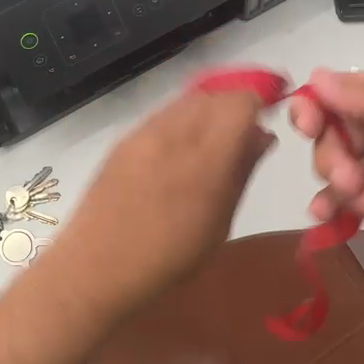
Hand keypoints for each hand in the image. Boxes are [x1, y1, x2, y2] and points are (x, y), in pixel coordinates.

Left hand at [51, 90, 274, 308]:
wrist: (95, 268)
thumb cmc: (168, 259)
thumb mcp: (219, 222)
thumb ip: (242, 171)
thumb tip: (263, 135)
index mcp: (204, 159)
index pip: (241, 102)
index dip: (260, 103)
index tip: (267, 120)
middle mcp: (174, 134)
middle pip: (216, 94)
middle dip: (237, 105)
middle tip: (246, 133)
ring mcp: (144, 132)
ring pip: (189, 99)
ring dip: (210, 109)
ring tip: (215, 140)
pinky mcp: (124, 138)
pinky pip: (165, 113)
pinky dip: (184, 119)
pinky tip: (183, 148)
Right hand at [289, 69, 363, 283]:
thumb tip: (317, 75)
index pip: (350, 89)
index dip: (321, 103)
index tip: (304, 125)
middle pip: (341, 129)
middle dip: (335, 153)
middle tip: (347, 179)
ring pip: (345, 165)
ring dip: (341, 183)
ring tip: (359, 203)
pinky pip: (355, 197)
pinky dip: (339, 206)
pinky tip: (328, 219)